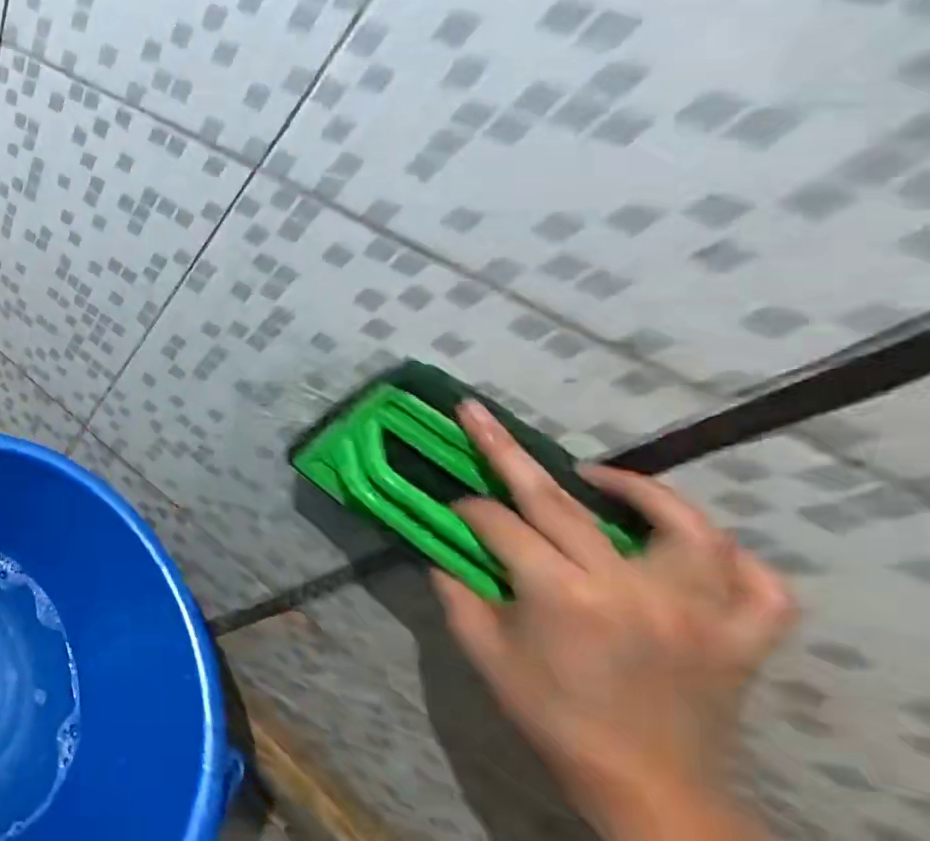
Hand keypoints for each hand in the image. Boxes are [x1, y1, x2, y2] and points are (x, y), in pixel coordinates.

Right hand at [433, 401, 794, 840]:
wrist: (643, 785)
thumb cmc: (550, 715)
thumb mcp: (482, 650)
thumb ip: (456, 589)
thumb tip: (443, 545)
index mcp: (562, 595)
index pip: (499, 525)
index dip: (466, 510)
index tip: (450, 510)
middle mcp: (632, 590)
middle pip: (560, 504)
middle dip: (506, 453)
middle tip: (477, 414)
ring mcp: (699, 611)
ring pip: (681, 527)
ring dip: (638, 490)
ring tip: (600, 476)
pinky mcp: (741, 636)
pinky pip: (758, 583)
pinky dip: (731, 554)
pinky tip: (696, 541)